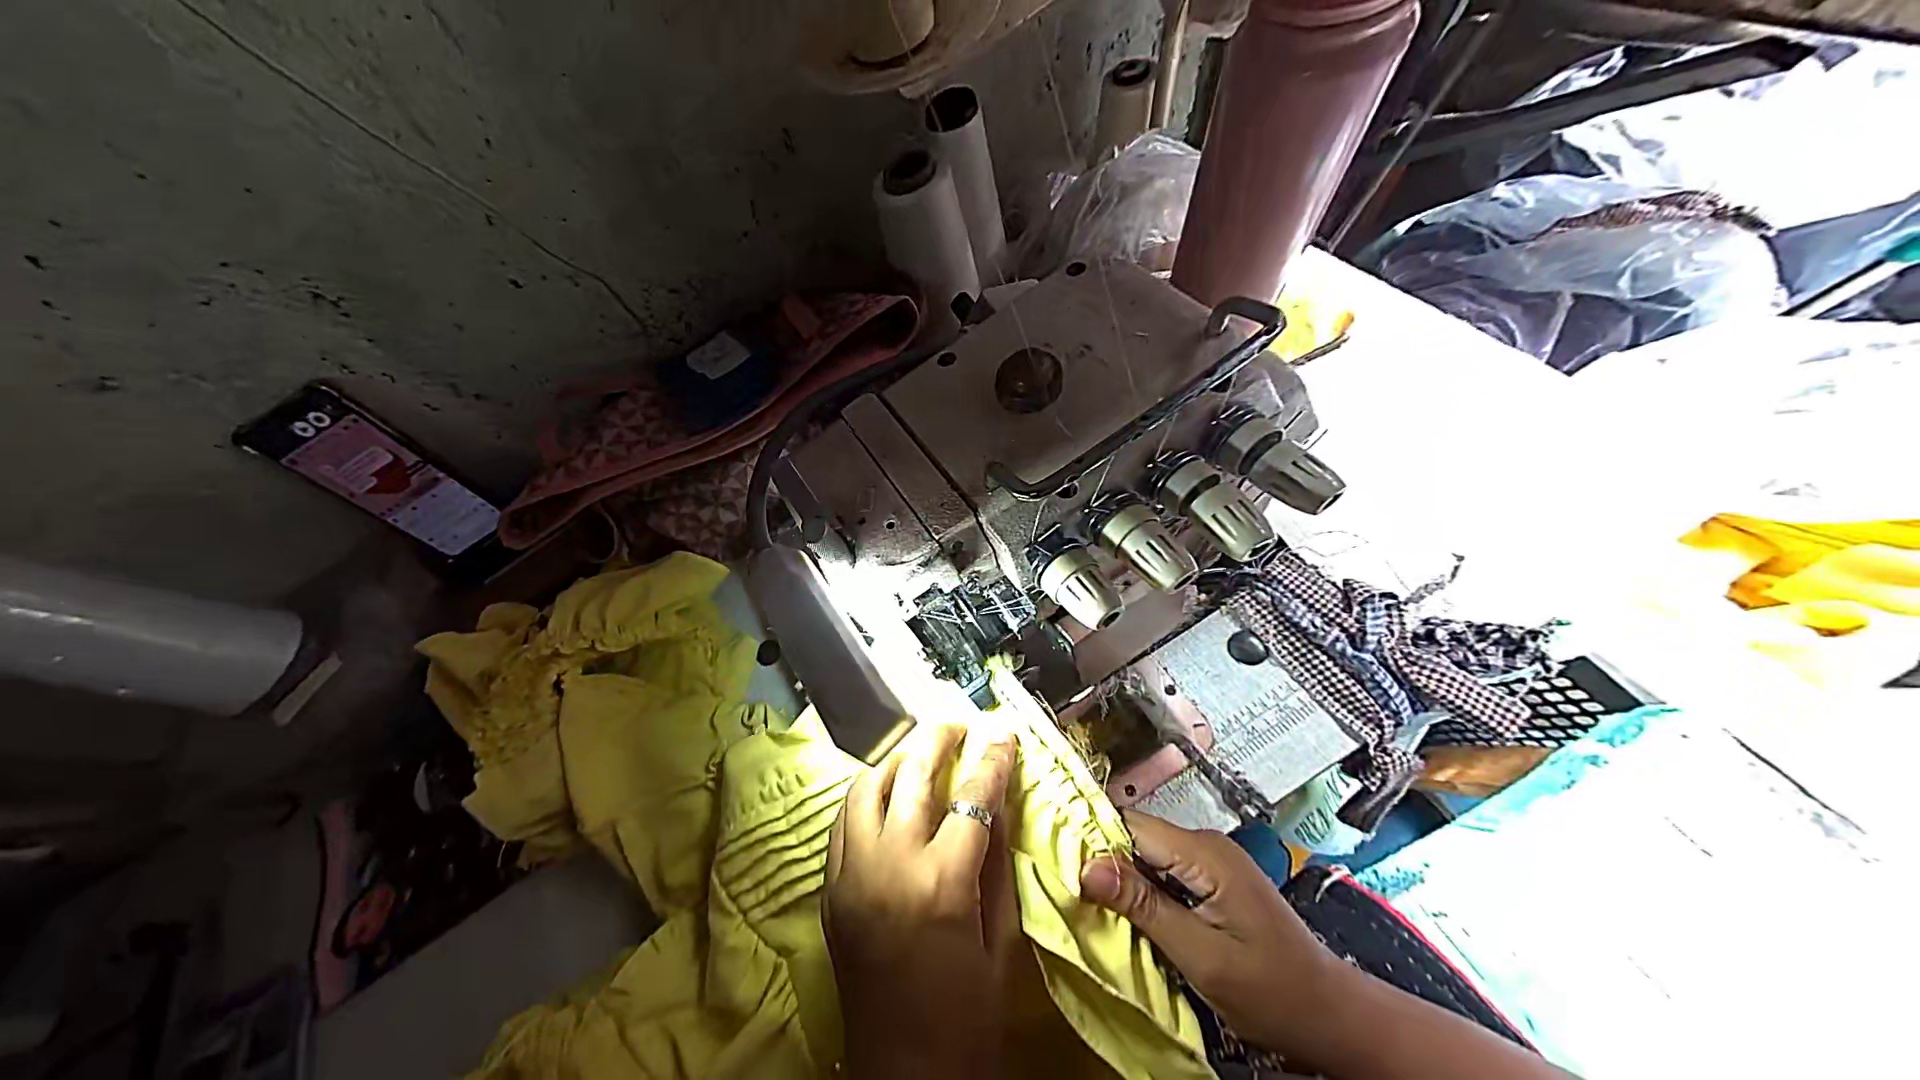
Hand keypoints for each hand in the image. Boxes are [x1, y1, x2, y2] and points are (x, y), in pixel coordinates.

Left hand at [825, 722, 1019, 1078]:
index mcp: (940, 882)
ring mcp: (850, 873)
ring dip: (897, 759)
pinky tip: (887, 791)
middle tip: (958, 724)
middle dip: (939, 739)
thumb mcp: (999, 940)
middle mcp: (888, 865)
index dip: (993, 760)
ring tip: (922, 750)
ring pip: (866, 787)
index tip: (1004, 734)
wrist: (901, 1072)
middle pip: (911, 775)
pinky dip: (867, 794)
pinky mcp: (830, 888)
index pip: (972, 798)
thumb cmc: (966, 1014)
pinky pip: (843, 820)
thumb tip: (998, 802)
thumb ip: (998, 863)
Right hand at [1079, 809, 1338, 1054]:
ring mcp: (1209, 861)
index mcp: (1204, 853)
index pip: (1131, 825)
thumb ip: (1145, 907)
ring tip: (1093, 906)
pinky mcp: (1210, 879)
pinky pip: (1163, 872)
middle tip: (1072, 892)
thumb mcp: (1201, 955)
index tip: (1060, 864)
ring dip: (1122, 880)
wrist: (1330, 1015)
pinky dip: (1142, 891)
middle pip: (1136, 837)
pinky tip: (1129, 915)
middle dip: (1104, 861)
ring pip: (1146, 855)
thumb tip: (1088, 867)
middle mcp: (1205, 845)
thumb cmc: (1272, 990)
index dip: (1093, 840)